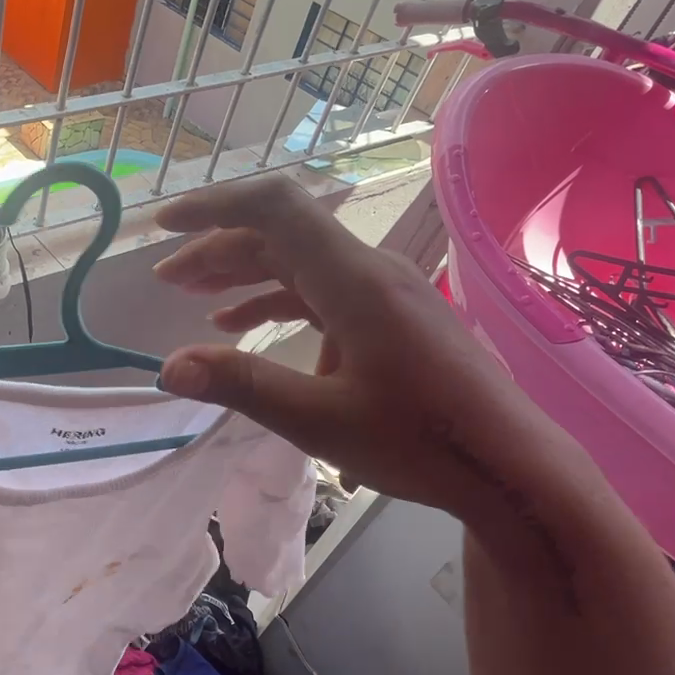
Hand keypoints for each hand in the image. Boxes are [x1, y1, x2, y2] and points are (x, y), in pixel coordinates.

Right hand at [152, 172, 583, 519]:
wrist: (509, 466)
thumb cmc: (420, 441)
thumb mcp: (318, 420)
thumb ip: (241, 385)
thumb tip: (168, 367)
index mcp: (354, 281)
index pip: (275, 209)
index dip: (214, 208)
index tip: (165, 225)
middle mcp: (368, 272)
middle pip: (280, 236)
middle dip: (217, 250)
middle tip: (166, 277)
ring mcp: (382, 293)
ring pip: (298, 263)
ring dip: (243, 275)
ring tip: (193, 296)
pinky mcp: (389, 316)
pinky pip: (320, 292)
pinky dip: (274, 301)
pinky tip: (243, 327)